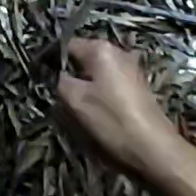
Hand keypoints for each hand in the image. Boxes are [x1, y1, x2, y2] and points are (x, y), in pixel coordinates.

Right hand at [57, 38, 185, 177]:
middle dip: (68, 73)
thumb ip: (58, 80)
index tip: (39, 77)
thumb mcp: (75, 100)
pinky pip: (109, 82)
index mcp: (100, 49)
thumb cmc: (112, 120)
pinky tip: (95, 111)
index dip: (50, 60)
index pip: (66, 45)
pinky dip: (98, 92)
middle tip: (57, 95)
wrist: (155, 150)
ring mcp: (130, 68)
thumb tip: (54, 73)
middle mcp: (117, 51)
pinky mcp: (137, 86)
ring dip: (83, 85)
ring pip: (96, 72)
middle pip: (82, 57)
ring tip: (74, 106)